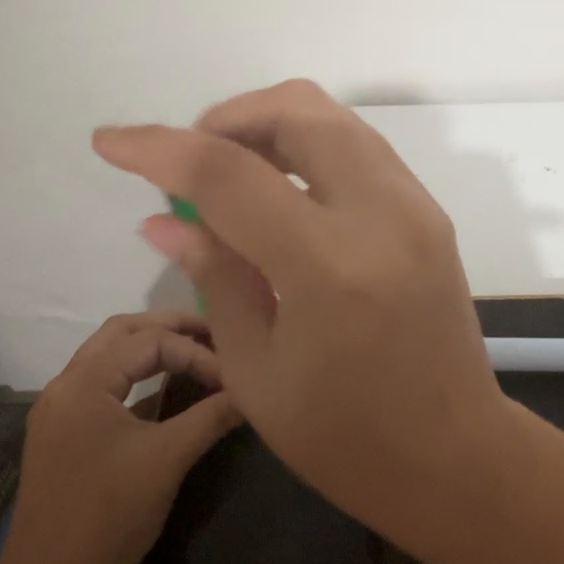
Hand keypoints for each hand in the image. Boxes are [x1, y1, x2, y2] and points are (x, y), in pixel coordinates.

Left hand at [7, 311, 240, 563]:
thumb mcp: (169, 459)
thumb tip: (256, 389)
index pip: (150, 341)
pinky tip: (165, 389)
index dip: (197, 352)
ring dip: (152, 347)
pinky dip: (137, 374)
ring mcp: (59, 412)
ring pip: (108, 355)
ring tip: (198, 353)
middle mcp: (64, 386)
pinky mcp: (63, 436)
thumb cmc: (108, 515)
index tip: (234, 377)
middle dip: (172, 328)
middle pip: (122, 332)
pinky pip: (102, 383)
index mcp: (82, 383)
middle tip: (218, 334)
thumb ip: (213, 415)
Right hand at [91, 79, 508, 518]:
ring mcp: (417, 207)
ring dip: (274, 124)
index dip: (160, 149)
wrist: (454, 452)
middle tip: (188, 159)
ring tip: (230, 171)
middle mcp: (382, 214)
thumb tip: (161, 217)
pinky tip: (282, 188)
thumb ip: (215, 276)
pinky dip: (315, 146)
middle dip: (229, 117)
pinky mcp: (433, 213)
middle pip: (300, 111)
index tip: (110, 142)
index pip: (231, 175)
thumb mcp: (257, 369)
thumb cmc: (345, 436)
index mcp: (329, 265)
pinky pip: (365, 150)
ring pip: (338, 120)